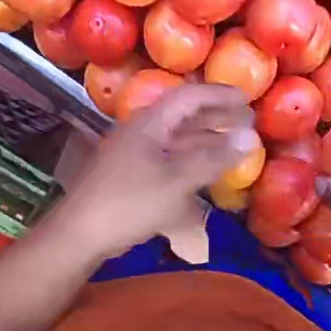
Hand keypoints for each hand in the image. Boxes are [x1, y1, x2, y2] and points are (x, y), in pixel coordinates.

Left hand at [53, 84, 257, 259]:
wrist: (79, 235)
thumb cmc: (129, 203)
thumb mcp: (176, 181)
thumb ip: (213, 158)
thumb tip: (251, 137)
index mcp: (150, 124)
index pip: (189, 97)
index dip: (220, 95)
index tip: (249, 99)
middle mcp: (141, 134)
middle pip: (183, 117)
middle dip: (216, 118)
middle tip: (247, 123)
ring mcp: (133, 157)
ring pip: (175, 142)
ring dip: (204, 143)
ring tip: (233, 150)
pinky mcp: (130, 180)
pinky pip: (166, 164)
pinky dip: (189, 166)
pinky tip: (203, 180)